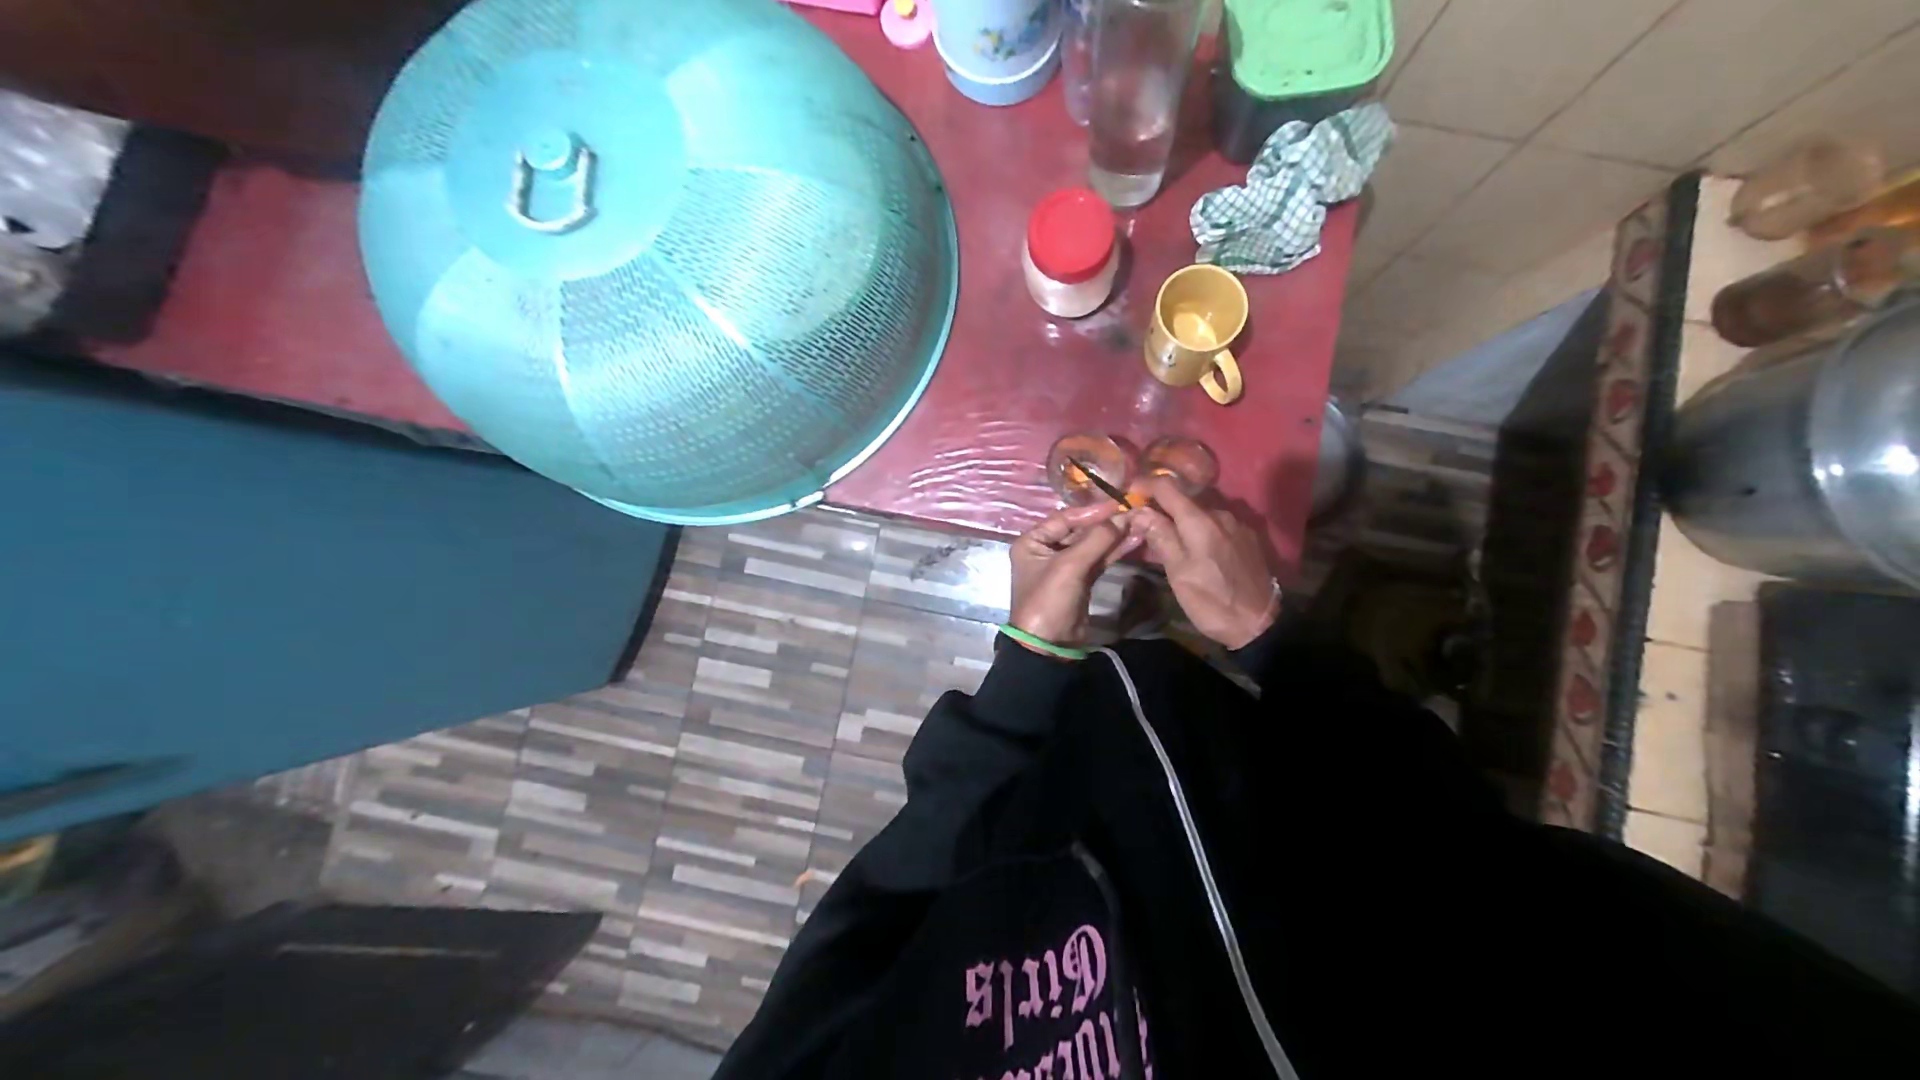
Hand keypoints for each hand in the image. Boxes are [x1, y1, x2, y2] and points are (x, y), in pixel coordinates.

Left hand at [1008, 503, 1140, 649]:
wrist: (1049, 645)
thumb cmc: (1049, 599)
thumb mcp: (1069, 566)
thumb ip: (1095, 540)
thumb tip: (1121, 517)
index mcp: (1032, 541)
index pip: (1064, 518)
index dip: (1091, 511)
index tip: (1118, 503)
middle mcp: (1046, 549)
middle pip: (1080, 530)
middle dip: (1107, 524)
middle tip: (1136, 513)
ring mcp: (1064, 566)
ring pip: (1092, 545)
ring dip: (1115, 536)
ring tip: (1141, 524)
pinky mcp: (1080, 580)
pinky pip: (1098, 560)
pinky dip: (1115, 551)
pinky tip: (1135, 541)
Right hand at [1126, 476, 1279, 648]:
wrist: (1259, 625)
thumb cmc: (1211, 601)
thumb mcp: (1178, 572)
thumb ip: (1160, 536)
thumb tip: (1139, 510)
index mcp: (1200, 520)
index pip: (1167, 486)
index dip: (1145, 486)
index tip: (1129, 496)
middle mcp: (1221, 513)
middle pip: (1184, 497)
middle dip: (1161, 505)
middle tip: (1143, 523)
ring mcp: (1237, 524)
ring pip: (1201, 511)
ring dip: (1181, 518)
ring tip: (1167, 536)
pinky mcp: (1247, 537)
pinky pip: (1216, 523)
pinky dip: (1199, 528)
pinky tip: (1195, 546)